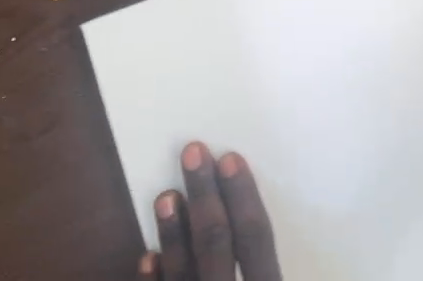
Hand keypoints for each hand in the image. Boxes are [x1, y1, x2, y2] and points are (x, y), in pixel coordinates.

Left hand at [138, 142, 281, 280]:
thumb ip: (275, 276)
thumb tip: (257, 221)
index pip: (255, 238)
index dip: (243, 197)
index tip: (230, 158)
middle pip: (218, 244)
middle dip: (206, 196)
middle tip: (193, 153)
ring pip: (184, 272)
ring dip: (174, 234)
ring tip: (165, 195)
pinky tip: (147, 256)